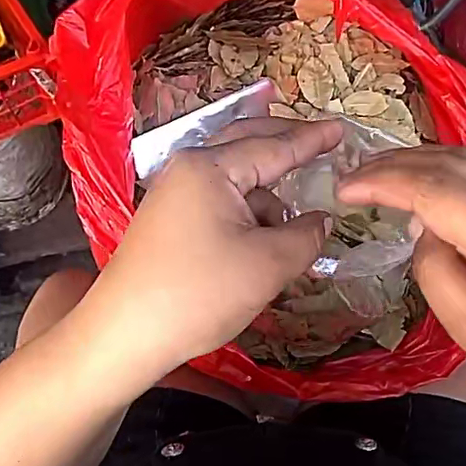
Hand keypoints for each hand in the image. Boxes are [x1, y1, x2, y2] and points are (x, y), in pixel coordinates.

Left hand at [82, 118, 341, 377]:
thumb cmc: (199, 293)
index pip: (274, 146)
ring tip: (289, 240)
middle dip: (286, 150)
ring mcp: (174, 197)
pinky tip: (260, 251)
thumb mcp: (269, 265)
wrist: (125, 336)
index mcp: (210, 169)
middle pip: (248, 148)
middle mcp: (188, 171)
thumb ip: (306, 235)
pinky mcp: (170, 223)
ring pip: (237, 186)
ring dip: (268, 202)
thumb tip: (322, 220)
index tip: (340, 129)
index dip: (312, 140)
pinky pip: (221, 207)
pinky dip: (247, 220)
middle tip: (322, 146)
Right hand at [338, 146, 465, 406]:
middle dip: (395, 163)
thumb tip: (426, 234)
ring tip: (383, 177)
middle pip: (450, 161)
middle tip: (354, 178)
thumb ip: (437, 274)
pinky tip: (434, 192)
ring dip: (422, 162)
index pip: (432, 188)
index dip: (382, 183)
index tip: (343, 190)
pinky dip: (450, 172)